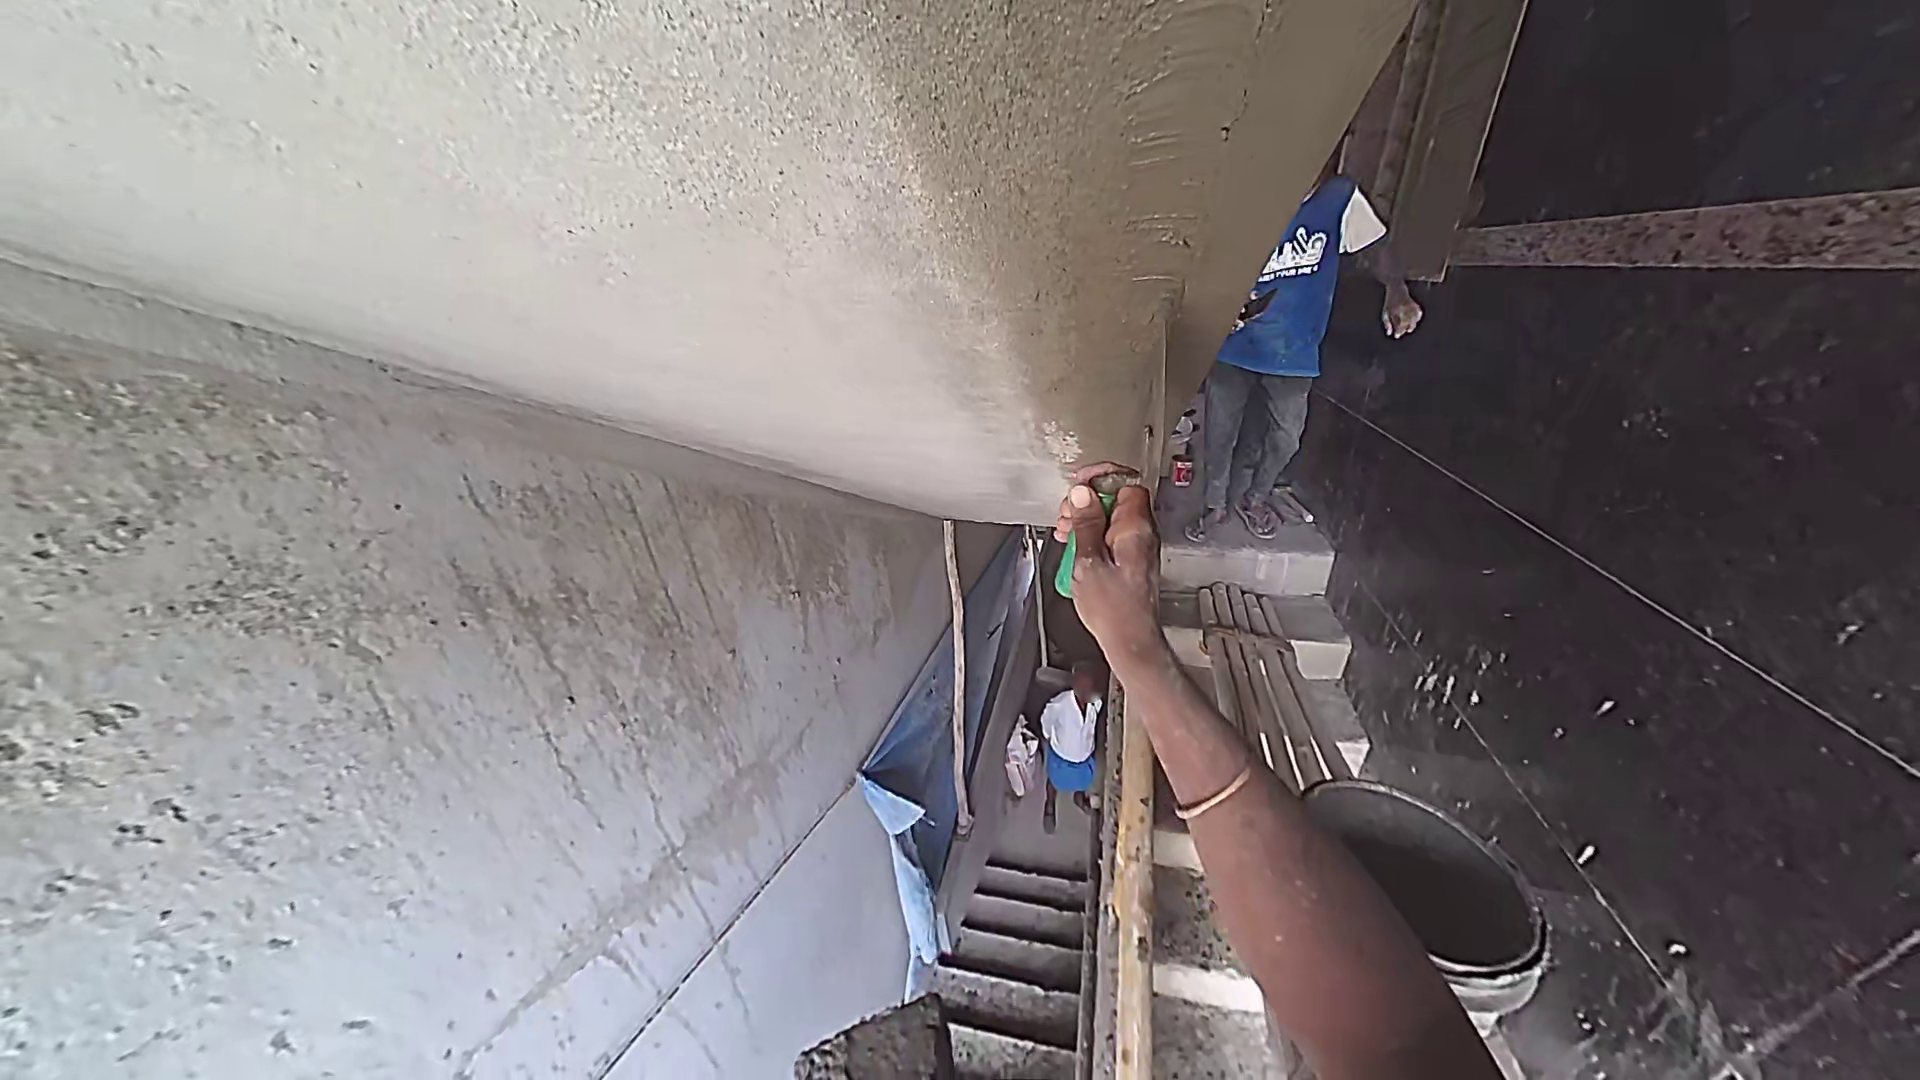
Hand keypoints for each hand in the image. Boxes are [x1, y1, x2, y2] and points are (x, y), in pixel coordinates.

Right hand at [1053, 463, 1161, 663]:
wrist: (1129, 639)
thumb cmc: (1113, 609)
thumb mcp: (1088, 562)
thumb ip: (1086, 524)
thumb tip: (1083, 494)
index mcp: (1135, 529)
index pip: (1126, 483)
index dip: (1101, 478)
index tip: (1079, 485)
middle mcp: (1142, 534)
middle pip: (1116, 498)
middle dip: (1087, 501)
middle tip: (1067, 514)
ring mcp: (1137, 547)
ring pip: (1111, 516)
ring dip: (1086, 519)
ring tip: (1066, 531)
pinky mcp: (1130, 560)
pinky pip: (1111, 535)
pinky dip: (1092, 535)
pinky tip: (1076, 547)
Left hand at [1382, 286, 1421, 338]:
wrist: (1397, 288)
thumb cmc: (1389, 303)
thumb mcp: (1385, 312)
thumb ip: (1387, 323)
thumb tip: (1389, 333)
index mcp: (1395, 310)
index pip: (1398, 323)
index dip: (1398, 330)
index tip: (1397, 336)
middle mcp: (1404, 308)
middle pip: (1407, 321)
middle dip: (1405, 328)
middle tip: (1403, 333)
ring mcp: (1410, 305)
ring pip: (1414, 317)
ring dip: (1413, 324)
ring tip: (1410, 329)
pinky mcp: (1415, 303)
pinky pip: (1418, 312)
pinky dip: (1418, 317)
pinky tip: (1415, 321)